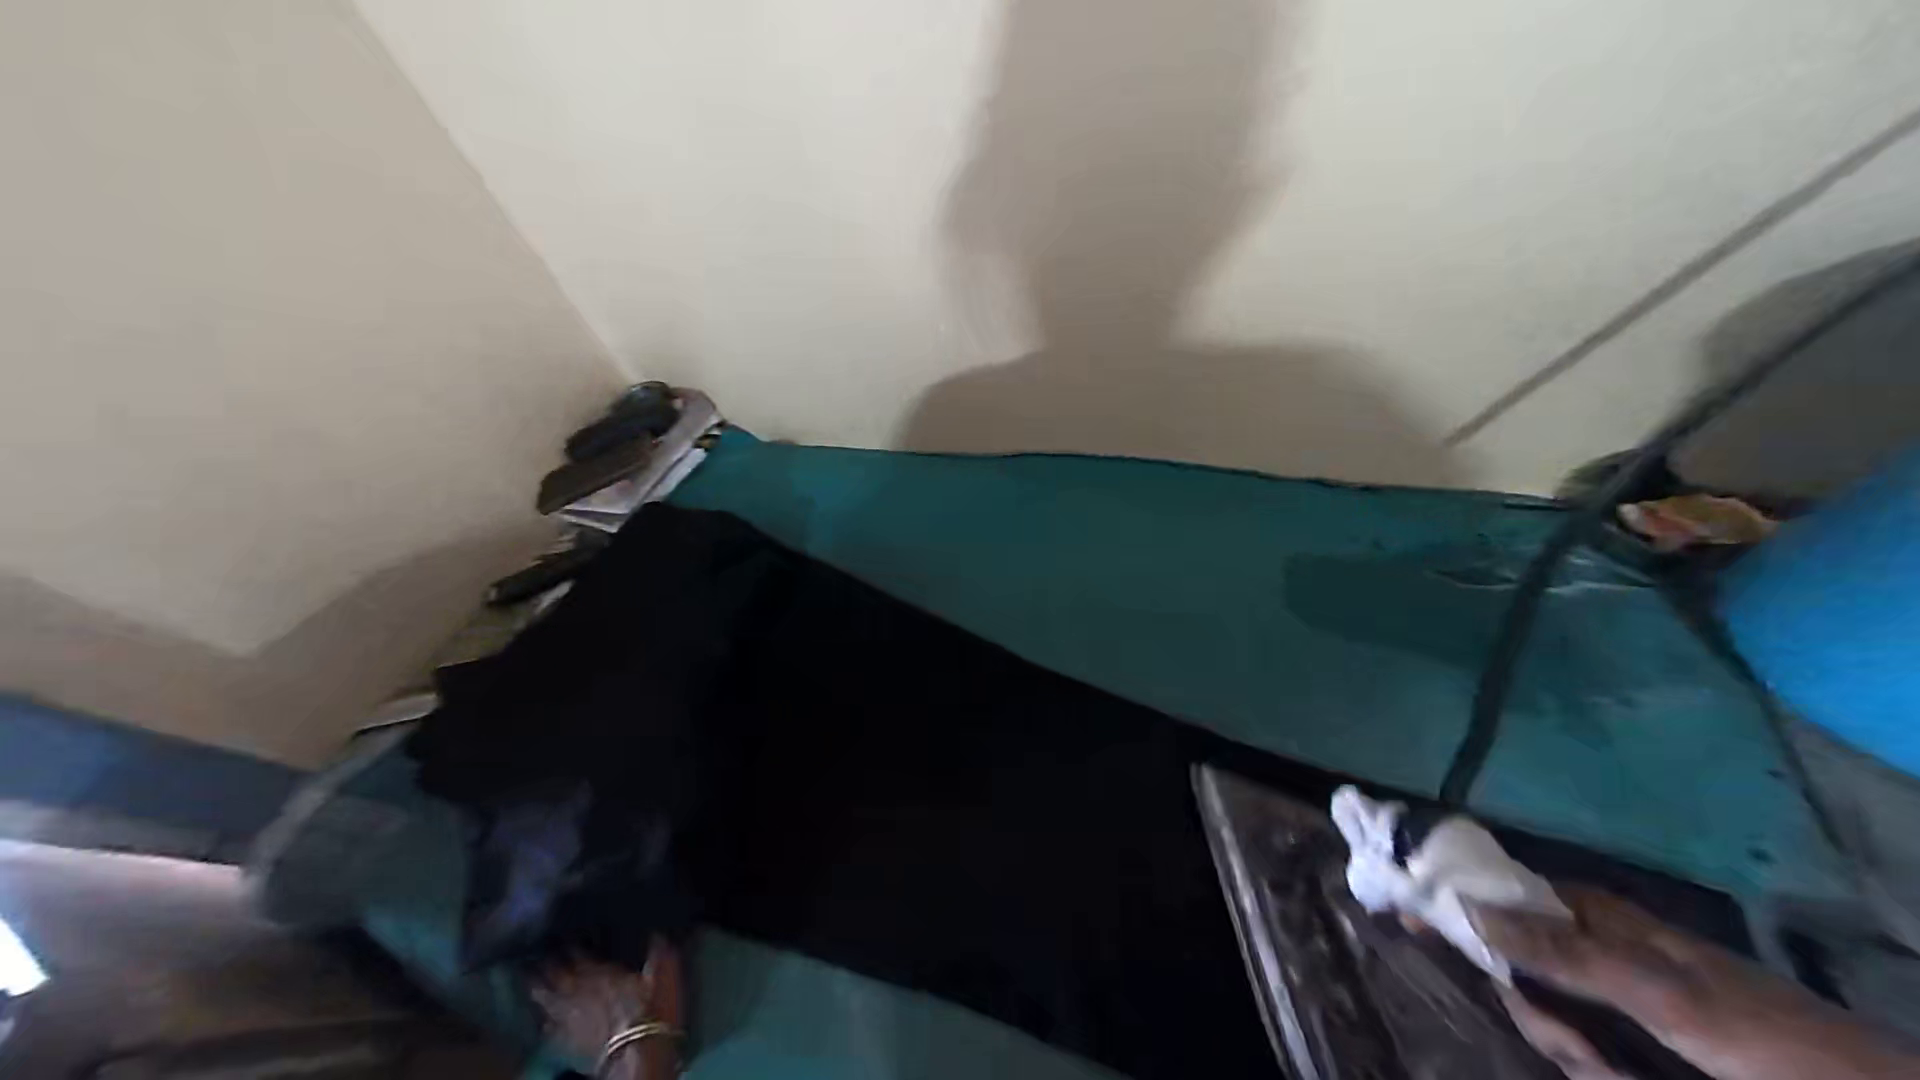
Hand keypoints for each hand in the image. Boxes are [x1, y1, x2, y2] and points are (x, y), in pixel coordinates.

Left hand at [532, 937, 684, 1079]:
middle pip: (553, 976)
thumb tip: (658, 933)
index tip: (563, 935)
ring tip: (530, 980)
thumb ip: (659, 952)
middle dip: (544, 964)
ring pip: (545, 1000)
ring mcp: (569, 1019)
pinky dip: (543, 1019)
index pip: (577, 953)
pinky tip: (542, 1017)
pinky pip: (547, 1028)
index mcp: (600, 972)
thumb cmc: (652, 1010)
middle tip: (536, 955)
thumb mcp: (665, 974)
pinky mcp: (566, 1042)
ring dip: (537, 989)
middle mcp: (578, 992)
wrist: (636, 1056)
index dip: (569, 944)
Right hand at [1472, 887, 1918, 1079]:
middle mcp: (1588, 944)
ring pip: (1543, 1014)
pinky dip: (1592, 1069)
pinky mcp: (1625, 1039)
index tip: (1405, 917)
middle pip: (1512, 964)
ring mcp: (1609, 995)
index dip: (1450, 901)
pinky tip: (1619, 1078)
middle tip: (1578, 1051)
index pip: (1494, 888)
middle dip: (1535, 1014)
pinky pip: (1578, 1050)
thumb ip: (1563, 949)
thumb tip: (1462, 903)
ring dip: (1575, 1053)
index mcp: (1591, 914)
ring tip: (1622, 1078)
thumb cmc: (1766, 1035)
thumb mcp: (1663, 991)